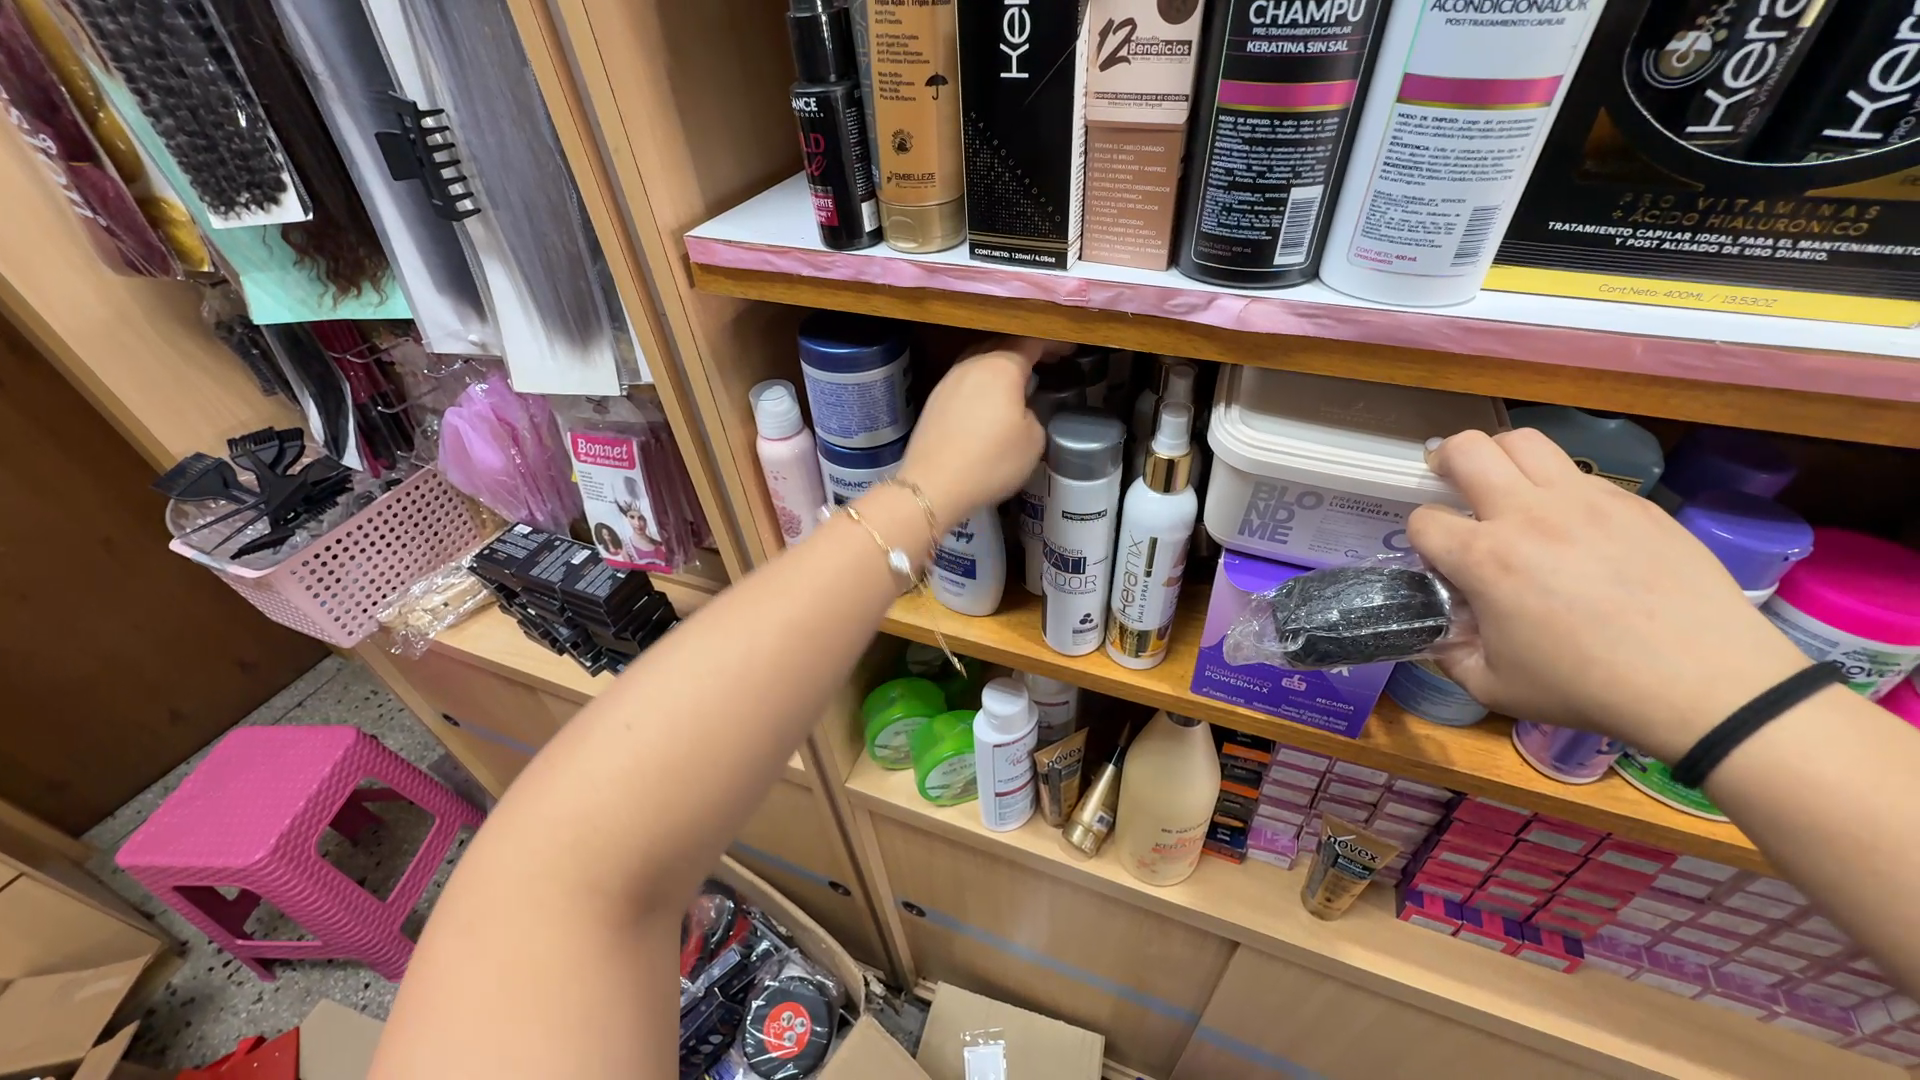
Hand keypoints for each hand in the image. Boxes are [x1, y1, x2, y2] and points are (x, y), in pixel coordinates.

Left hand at [897, 338, 1062, 527]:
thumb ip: (1034, 413)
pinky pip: (966, 381)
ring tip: (1018, 381)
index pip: (1032, 342)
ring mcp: (949, 380)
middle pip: (1003, 346)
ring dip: (1001, 367)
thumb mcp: (1034, 441)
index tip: (1068, 351)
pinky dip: (983, 384)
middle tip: (1047, 362)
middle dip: (1026, 351)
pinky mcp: (935, 400)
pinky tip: (990, 401)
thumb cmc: (990, 461)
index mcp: (1001, 366)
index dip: (1053, 344)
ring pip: (981, 362)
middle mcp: (972, 364)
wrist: (933, 485)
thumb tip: (1022, 409)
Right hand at [1408, 429, 1808, 760]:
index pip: (1424, 520)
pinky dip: (1556, 486)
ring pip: (1523, 440)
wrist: (1704, 683)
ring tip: (1503, 485)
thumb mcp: (1493, 686)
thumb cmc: (1588, 687)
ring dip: (1499, 457)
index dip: (1422, 539)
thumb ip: (1450, 652)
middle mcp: (1527, 515)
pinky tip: (1569, 525)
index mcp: (1484, 559)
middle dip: (1445, 461)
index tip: (1440, 561)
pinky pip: (1578, 472)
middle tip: (1449, 483)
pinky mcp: (1631, 502)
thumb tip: (1440, 629)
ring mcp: (1584, 501)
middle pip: (1466, 449)